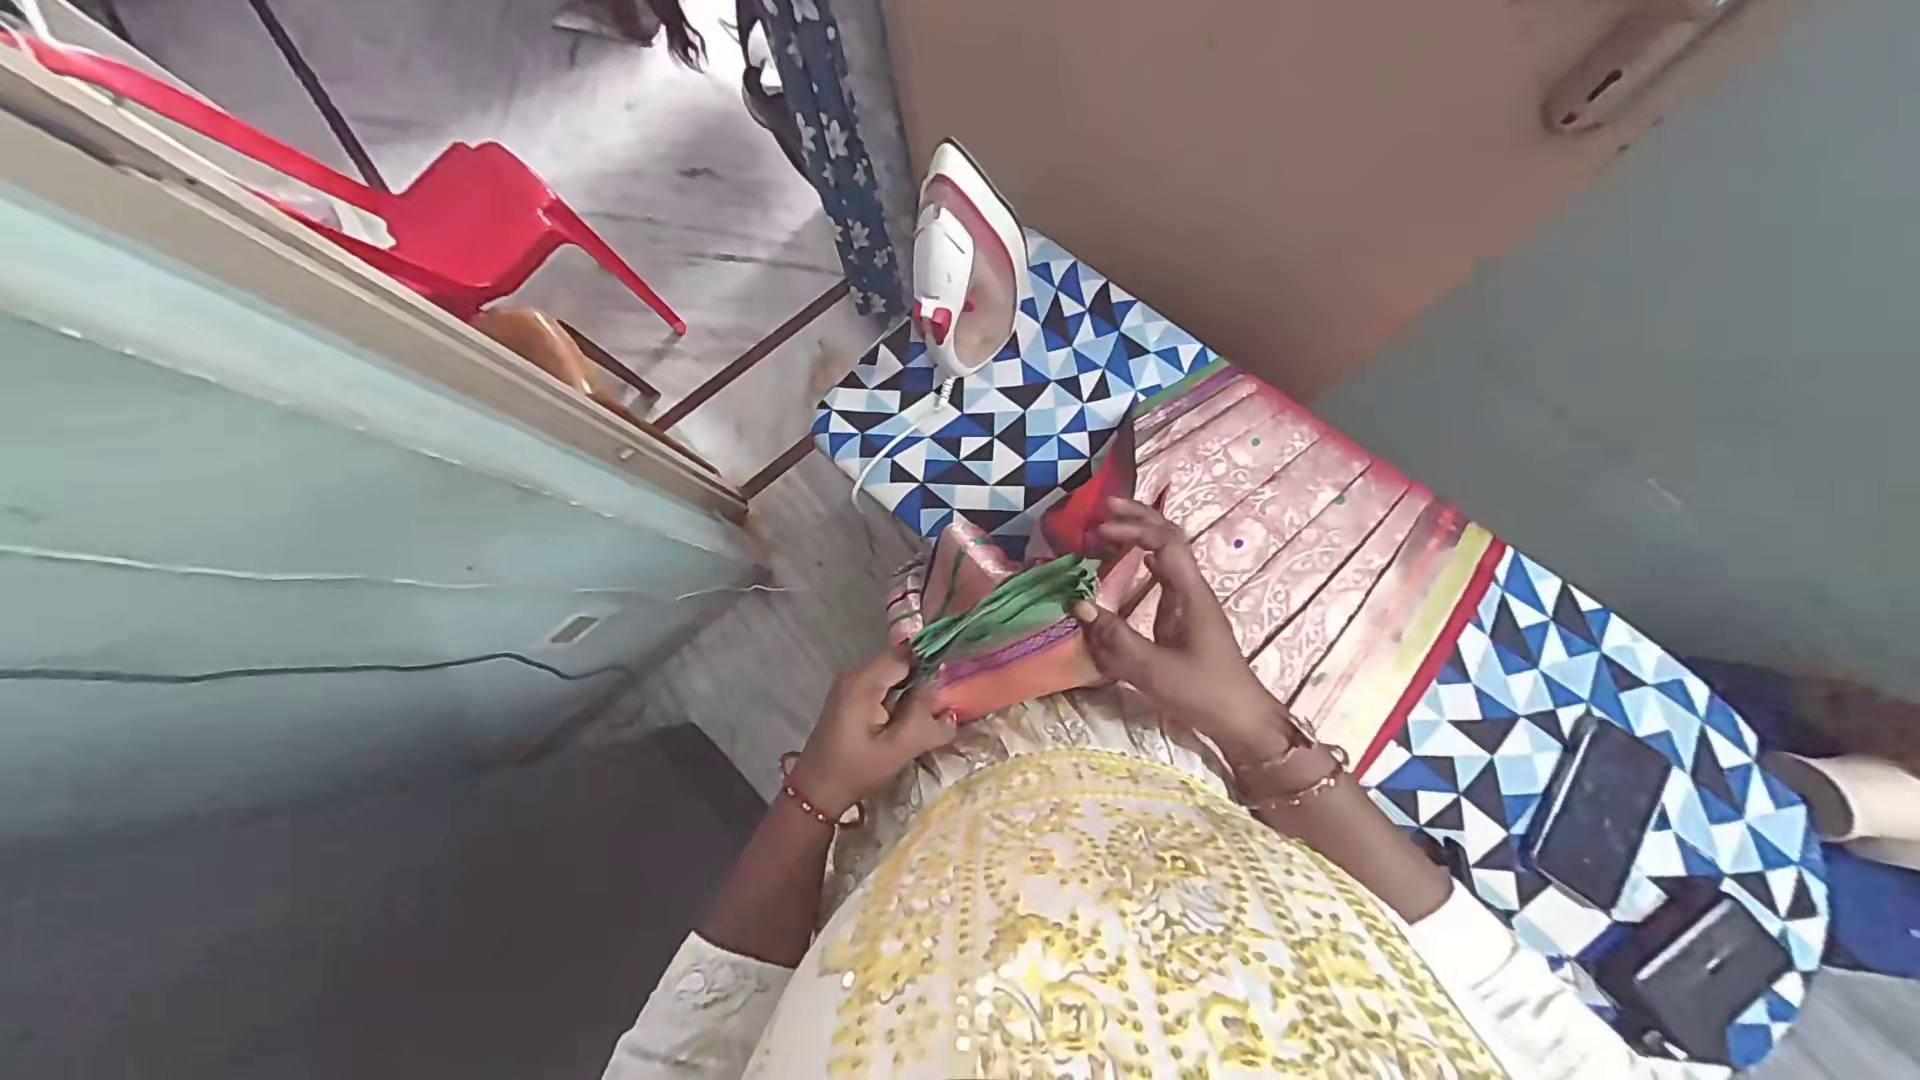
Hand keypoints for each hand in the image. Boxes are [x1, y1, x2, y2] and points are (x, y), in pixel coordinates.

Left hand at [787, 647, 957, 816]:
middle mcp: (855, 675)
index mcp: (863, 682)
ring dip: (913, 688)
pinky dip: (900, 696)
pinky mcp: (852, 697)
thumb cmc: (855, 771)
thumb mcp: (895, 751)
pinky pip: (883, 686)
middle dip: (924, 677)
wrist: (816, 792)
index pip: (904, 654)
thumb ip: (925, 723)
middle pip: (899, 662)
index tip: (953, 678)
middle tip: (947, 698)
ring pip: (893, 674)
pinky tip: (912, 716)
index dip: (930, 662)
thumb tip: (949, 704)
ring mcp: (851, 685)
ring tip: (934, 708)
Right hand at [1072, 498, 1303, 764]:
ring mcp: (1188, 601)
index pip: (1166, 543)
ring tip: (1106, 528)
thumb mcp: (1155, 670)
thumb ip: (1115, 639)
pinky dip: (1139, 560)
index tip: (1099, 531)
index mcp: (1191, 594)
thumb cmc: (1203, 693)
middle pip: (1169, 537)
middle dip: (1138, 518)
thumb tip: (1079, 604)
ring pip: (1166, 553)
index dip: (1132, 529)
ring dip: (1138, 535)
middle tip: (1103, 508)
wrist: (1241, 719)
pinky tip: (1122, 563)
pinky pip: (1160, 575)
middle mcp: (1191, 589)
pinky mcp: (1181, 615)